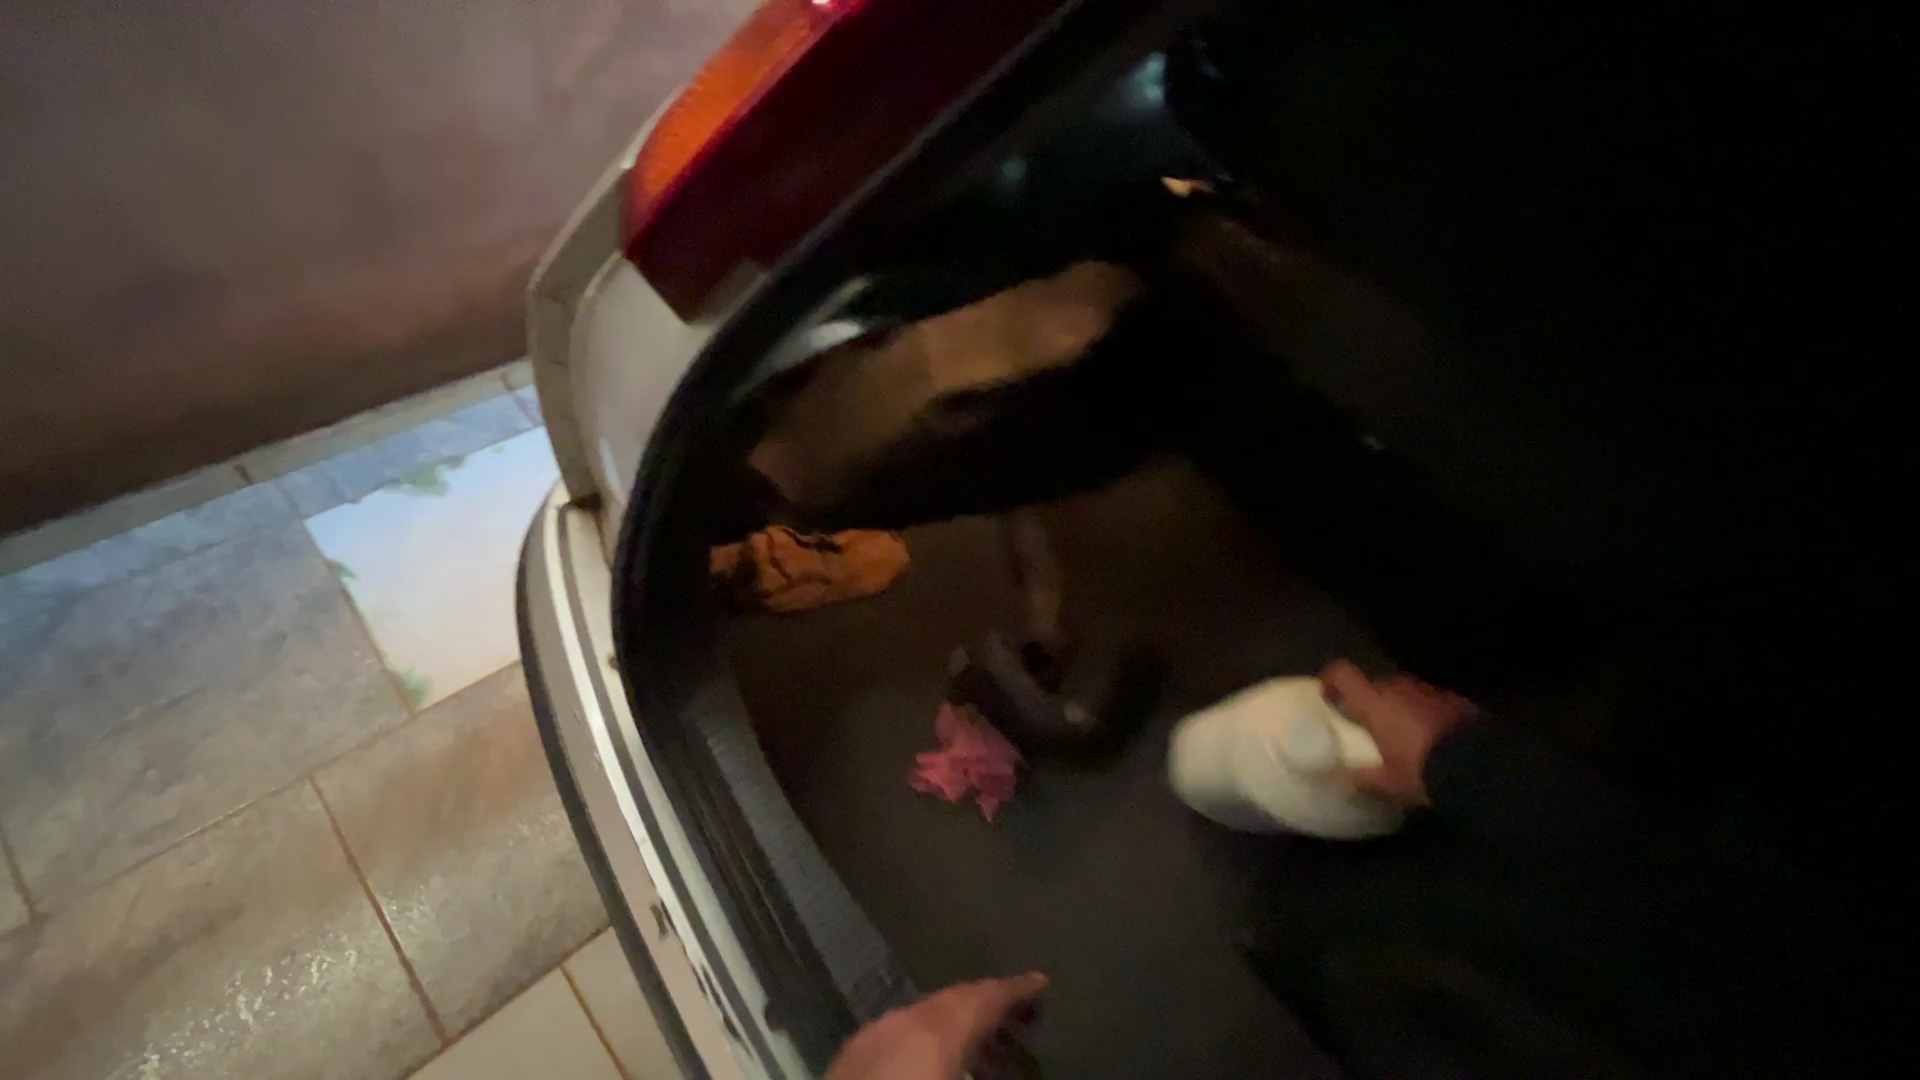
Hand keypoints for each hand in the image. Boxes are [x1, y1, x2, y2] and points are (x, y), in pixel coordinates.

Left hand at [826, 973, 1047, 1079]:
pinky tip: (940, 1073)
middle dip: (990, 1011)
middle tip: (1026, 1025)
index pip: (982, 997)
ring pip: (923, 1022)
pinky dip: (929, 1049)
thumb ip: (997, 1071)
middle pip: (952, 1004)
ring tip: (991, 1065)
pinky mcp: (846, 1065)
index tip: (1041, 984)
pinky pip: (899, 1042)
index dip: (1015, 990)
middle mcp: (899, 1024)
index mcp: (932, 1034)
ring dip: (960, 1034)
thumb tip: (1019, 1071)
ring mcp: (867, 1043)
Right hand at [1320, 660, 1478, 806]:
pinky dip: (1428, 712)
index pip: (1342, 673)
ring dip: (1401, 704)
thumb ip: (1362, 776)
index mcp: (1374, 701)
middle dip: (1371, 699)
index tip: (1328, 696)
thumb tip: (1343, 777)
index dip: (1331, 680)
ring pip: (1406, 691)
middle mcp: (1399, 687)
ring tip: (1404, 731)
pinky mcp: (1458, 700)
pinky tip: (1434, 737)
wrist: (1481, 769)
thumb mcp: (1387, 782)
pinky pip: (1433, 701)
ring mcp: (1431, 691)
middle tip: (1370, 722)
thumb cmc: (1421, 770)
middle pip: (1376, 682)